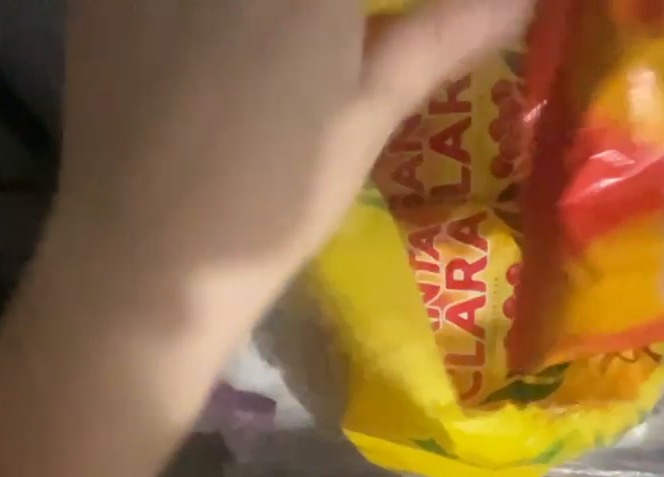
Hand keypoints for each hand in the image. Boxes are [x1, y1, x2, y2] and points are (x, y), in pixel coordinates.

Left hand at [45, 0, 528, 336]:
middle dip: (318, 19)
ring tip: (267, 57)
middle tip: (327, 50)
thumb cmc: (270, 209)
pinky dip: (195, 18)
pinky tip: (201, 53)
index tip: (363, 38)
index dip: (365, 15)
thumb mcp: (360, 126)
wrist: (149, 265)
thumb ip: (432, 44)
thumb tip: (514, 2)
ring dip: (261, 22)